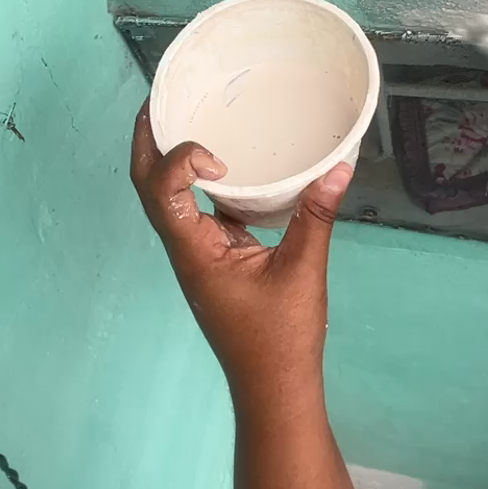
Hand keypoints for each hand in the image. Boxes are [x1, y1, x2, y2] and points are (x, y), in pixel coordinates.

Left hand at [129, 102, 353, 398]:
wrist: (273, 389)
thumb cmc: (282, 337)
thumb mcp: (303, 271)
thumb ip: (317, 215)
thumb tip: (340, 166)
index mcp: (194, 251)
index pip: (162, 193)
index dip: (178, 161)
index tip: (218, 156)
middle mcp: (184, 248)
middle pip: (147, 188)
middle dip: (147, 142)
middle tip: (159, 99)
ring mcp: (195, 254)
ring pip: (163, 198)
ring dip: (163, 158)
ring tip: (179, 117)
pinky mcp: (211, 258)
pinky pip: (189, 209)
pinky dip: (192, 180)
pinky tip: (219, 163)